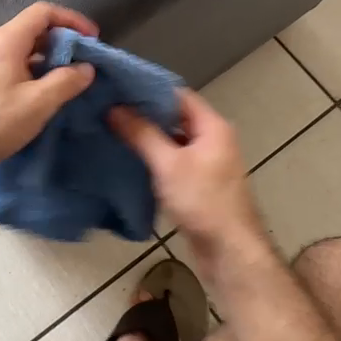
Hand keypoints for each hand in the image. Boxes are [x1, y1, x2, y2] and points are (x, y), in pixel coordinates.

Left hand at [0, 2, 98, 168]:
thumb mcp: (35, 105)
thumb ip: (64, 83)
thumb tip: (86, 67)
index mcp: (7, 40)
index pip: (43, 12)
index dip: (71, 19)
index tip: (91, 39)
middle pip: (30, 29)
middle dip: (60, 42)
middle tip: (80, 64)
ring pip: (17, 49)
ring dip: (43, 59)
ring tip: (60, 83)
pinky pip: (5, 63)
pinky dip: (26, 70)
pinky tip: (31, 96)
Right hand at [110, 90, 260, 250]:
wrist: (229, 252)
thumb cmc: (203, 201)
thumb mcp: (168, 164)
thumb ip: (141, 134)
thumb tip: (114, 108)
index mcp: (213, 126)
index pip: (178, 94)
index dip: (149, 90)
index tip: (119, 88)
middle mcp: (213, 139)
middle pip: (176, 117)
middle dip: (145, 113)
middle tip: (110, 108)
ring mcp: (208, 162)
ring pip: (174, 140)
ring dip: (149, 137)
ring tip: (114, 129)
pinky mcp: (200, 183)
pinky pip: (175, 161)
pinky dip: (156, 158)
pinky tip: (131, 158)